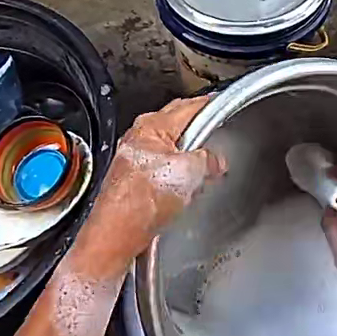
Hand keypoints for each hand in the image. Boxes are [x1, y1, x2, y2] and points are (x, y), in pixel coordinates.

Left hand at [81, 96, 224, 260]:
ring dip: (187, 154)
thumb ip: (208, 159)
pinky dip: (175, 171)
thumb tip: (215, 160)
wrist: (117, 232)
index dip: (208, 104)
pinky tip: (183, 187)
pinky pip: (161, 166)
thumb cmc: (141, 200)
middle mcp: (138, 137)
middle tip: (215, 132)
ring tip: (202, 168)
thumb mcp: (190, 172)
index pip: (187, 106)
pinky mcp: (133, 178)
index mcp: (151, 126)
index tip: (219, 102)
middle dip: (197, 129)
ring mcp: (134, 158)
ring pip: (169, 147)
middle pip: (176, 124)